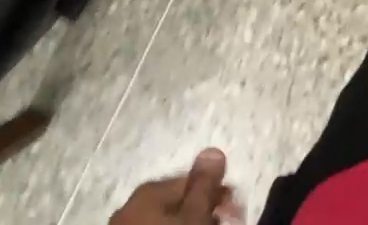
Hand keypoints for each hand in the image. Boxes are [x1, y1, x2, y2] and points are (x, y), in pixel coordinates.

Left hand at [110, 149, 243, 224]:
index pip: (194, 179)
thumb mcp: (194, 217)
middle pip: (178, 201)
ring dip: (188, 223)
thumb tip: (213, 150)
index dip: (219, 193)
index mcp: (149, 190)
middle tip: (222, 223)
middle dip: (203, 210)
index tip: (236, 211)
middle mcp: (131, 205)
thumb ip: (204, 184)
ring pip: (165, 220)